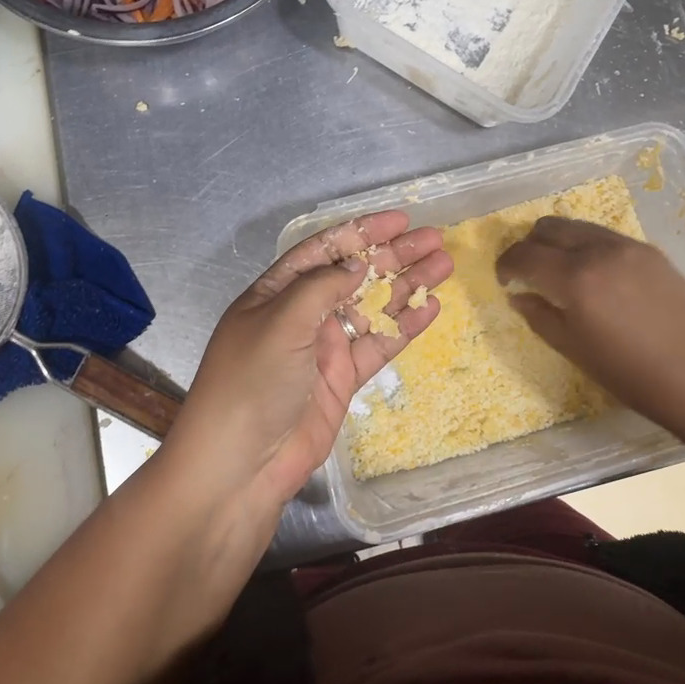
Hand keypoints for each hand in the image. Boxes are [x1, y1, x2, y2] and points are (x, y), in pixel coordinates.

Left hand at [170, 211, 452, 507]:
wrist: (240, 464)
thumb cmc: (251, 382)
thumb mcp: (281, 322)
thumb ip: (322, 287)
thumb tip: (357, 262)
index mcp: (277, 292)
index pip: (324, 250)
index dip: (361, 232)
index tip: (400, 219)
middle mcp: (301, 314)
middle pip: (355, 275)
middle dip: (394, 256)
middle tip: (436, 239)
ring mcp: (323, 348)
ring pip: (373, 308)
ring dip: (407, 286)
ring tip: (445, 265)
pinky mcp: (341, 380)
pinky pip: (378, 346)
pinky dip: (404, 328)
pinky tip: (431, 308)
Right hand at [494, 217, 684, 414]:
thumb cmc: (634, 376)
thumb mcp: (576, 351)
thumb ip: (541, 317)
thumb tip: (519, 296)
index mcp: (575, 278)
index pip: (524, 255)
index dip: (506, 265)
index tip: (504, 282)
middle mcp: (599, 250)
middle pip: (548, 227)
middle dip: (529, 246)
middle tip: (528, 274)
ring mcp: (628, 247)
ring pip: (577, 226)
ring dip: (558, 242)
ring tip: (559, 273)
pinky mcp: (652, 252)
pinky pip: (604, 236)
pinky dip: (586, 246)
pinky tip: (594, 277)